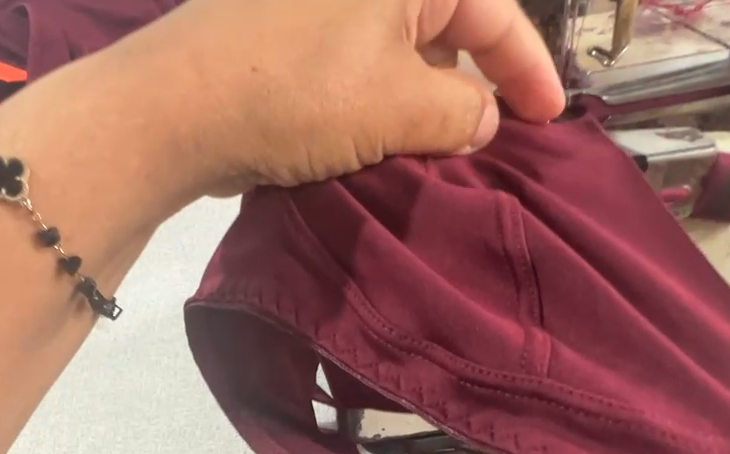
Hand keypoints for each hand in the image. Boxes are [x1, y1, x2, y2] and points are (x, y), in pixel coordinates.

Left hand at [125, 0, 567, 192]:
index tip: (550, 120)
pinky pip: (359, 79)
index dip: (527, 68)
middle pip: (447, 31)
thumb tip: (483, 117)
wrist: (178, 110)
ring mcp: (324, 14)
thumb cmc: (297, 93)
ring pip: (401, 61)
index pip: (492, 9)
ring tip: (442, 162)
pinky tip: (388, 152)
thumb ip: (459, 110)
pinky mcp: (294, 50)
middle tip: (492, 150)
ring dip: (425, 110)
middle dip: (474, 90)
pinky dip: (381, 113)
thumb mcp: (396, 104)